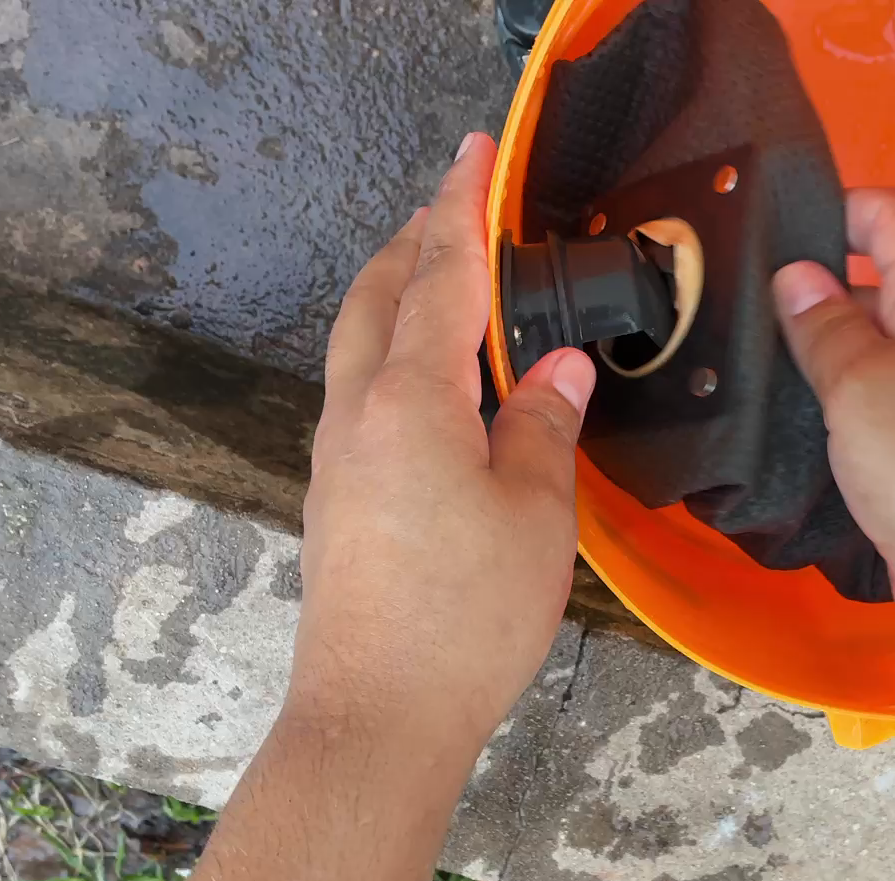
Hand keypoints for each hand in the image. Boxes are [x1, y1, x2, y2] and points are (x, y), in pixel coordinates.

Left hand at [287, 132, 597, 749]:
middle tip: (457, 211)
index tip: (477, 152)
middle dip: (414, 242)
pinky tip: (431, 382)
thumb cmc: (468, 613)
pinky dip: (394, 355)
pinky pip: (362, 394)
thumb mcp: (535, 514)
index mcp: (411, 402)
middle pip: (376, 298)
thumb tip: (557, 367)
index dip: (462, 209)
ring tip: (446, 284)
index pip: (441, 279)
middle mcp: (358, 415)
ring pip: (359, 346)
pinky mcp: (337, 498)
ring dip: (398, 297)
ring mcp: (337, 458)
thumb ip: (543, 425)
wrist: (379, 714)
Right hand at [772, 189, 894, 653]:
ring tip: (754, 359)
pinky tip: (795, 417)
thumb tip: (796, 274)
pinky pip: (877, 401)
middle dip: (820, 284)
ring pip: (876, 348)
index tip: (780, 230)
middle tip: (746, 304)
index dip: (845, 207)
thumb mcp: (860, 383)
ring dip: (824, 348)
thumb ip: (825, 325)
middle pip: (886, 283)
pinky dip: (838, 399)